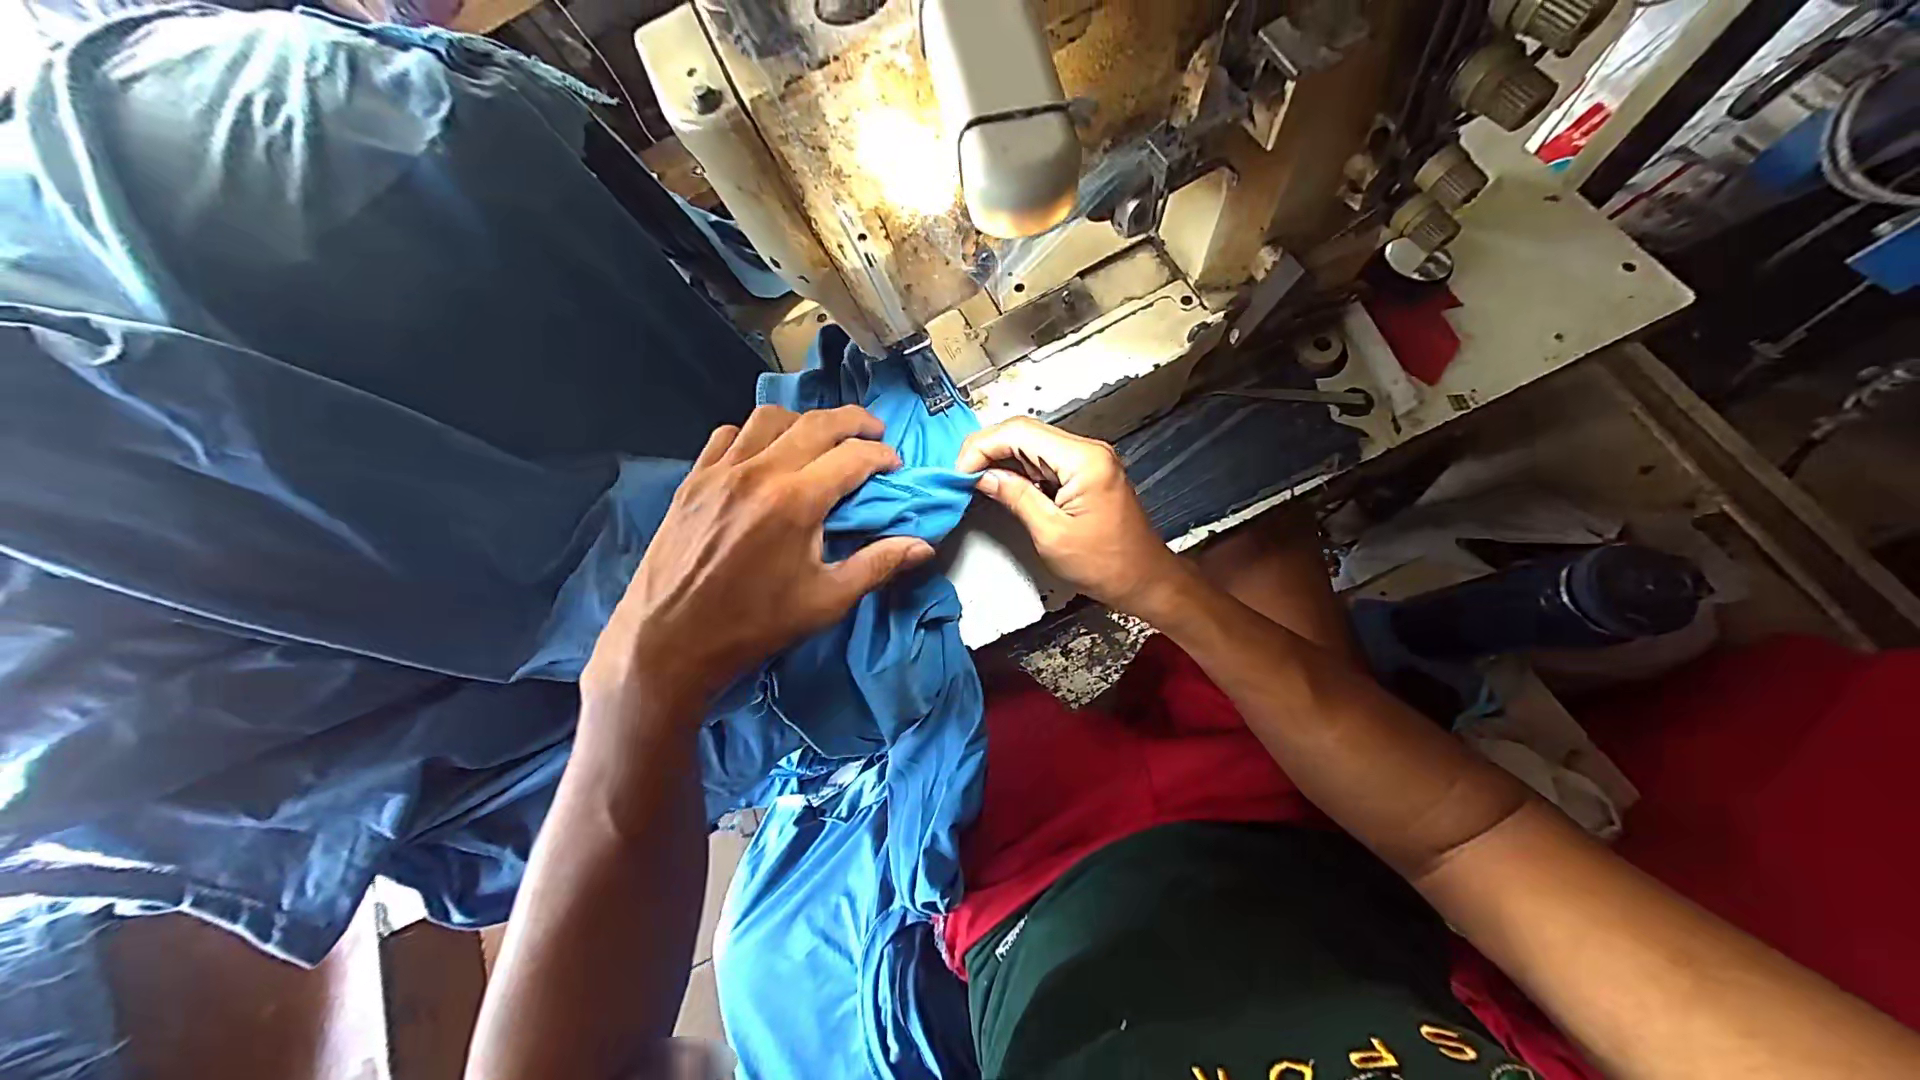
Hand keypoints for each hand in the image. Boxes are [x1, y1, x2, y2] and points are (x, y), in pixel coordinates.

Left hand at [581, 405, 935, 722]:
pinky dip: (755, 434)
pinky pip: (728, 435)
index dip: (882, 455)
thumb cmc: (754, 625)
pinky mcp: (693, 480)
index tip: (894, 466)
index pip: (853, 456)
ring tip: (820, 439)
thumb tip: (923, 546)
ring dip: (804, 421)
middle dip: (854, 421)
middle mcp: (759, 472)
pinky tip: (764, 454)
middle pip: (816, 423)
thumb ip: (878, 564)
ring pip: (769, 418)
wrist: (670, 641)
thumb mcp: (826, 600)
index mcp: (796, 501)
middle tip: (873, 432)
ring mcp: (720, 471)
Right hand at [956, 417, 1186, 616]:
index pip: (1019, 432)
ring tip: (976, 482)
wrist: (1143, 579)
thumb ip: (1015, 497)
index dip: (982, 447)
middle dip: (988, 451)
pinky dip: (1019, 470)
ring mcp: (1087, 460)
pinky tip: (1002, 486)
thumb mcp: (1050, 533)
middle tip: (962, 476)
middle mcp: (1087, 451)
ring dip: (1001, 460)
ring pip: (1031, 445)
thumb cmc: (1107, 564)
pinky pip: (1044, 461)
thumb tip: (984, 477)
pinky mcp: (1084, 473)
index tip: (960, 471)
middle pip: (1023, 432)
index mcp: (1083, 459)